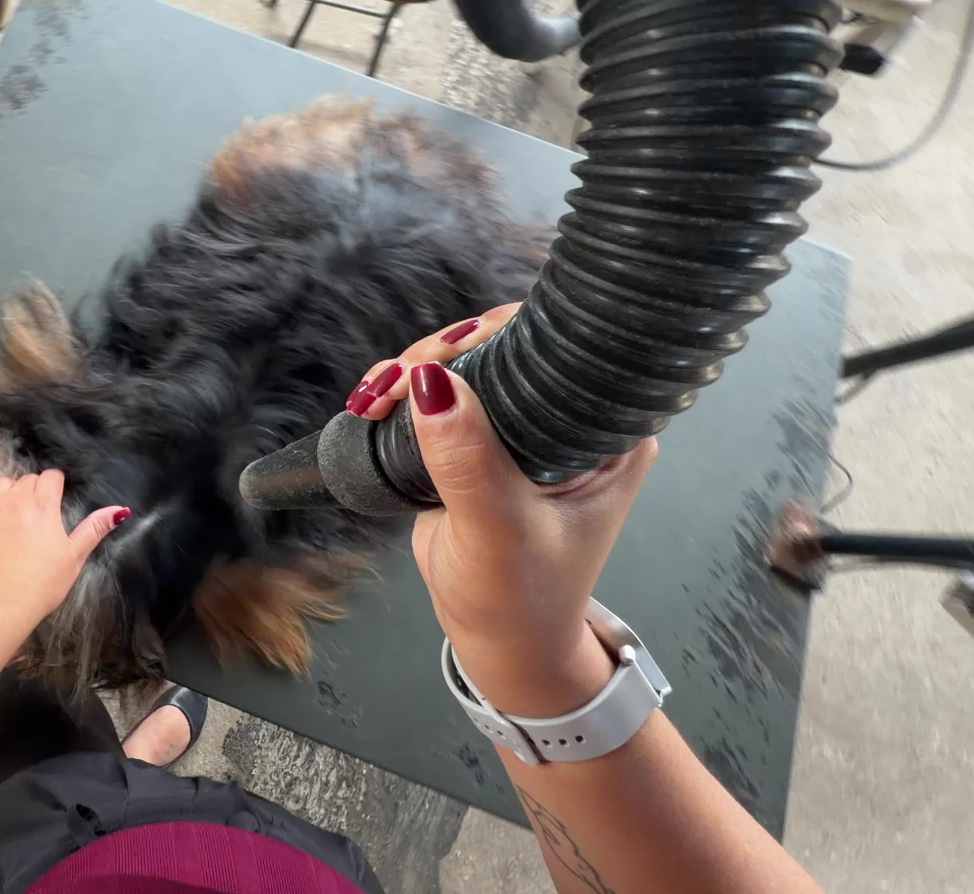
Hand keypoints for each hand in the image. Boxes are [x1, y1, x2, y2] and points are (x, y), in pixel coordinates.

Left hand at [0, 462, 127, 632]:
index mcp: (44, 506)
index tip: (59, 496)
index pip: (52, 477)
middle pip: (28, 479)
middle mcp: (16, 499)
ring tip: (16, 502)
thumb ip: (94, 529)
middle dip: (36, 488)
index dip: (57, 485)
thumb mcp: (74, 558)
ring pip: (2, 482)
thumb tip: (120, 510)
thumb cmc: (39, 584)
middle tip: (41, 511)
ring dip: (11, 487)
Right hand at [348, 305, 657, 717]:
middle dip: (436, 354)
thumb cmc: (517, 597)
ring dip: (408, 372)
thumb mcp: (497, 532)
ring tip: (372, 398)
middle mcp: (564, 419)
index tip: (440, 355)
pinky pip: (435, 397)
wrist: (494, 640)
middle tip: (391, 384)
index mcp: (603, 431)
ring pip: (460, 368)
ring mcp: (515, 430)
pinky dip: (399, 393)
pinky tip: (371, 402)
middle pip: (498, 348)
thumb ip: (468, 461)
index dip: (496, 333)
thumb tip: (429, 380)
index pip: (556, 348)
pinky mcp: (474, 444)